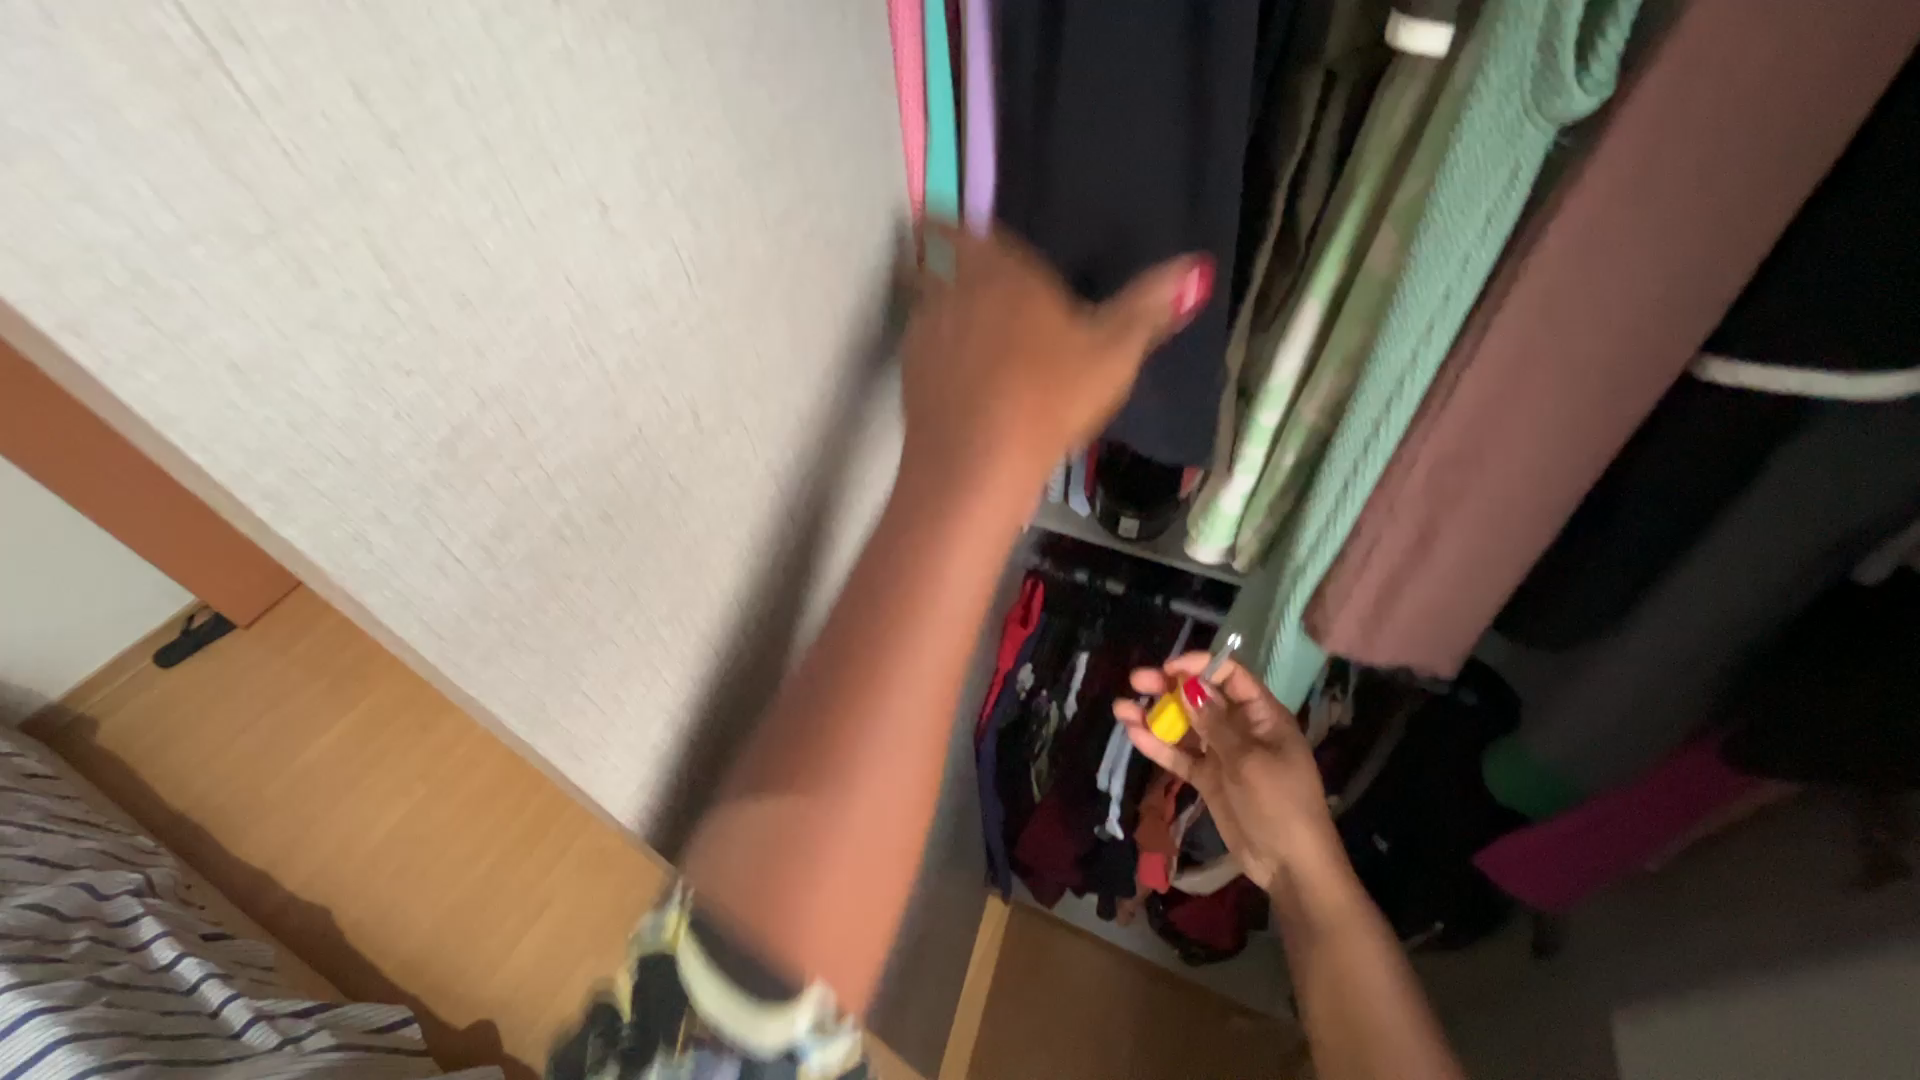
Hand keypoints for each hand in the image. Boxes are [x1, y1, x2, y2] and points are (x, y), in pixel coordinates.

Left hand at [899, 221, 1212, 485]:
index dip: (954, 226)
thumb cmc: (1051, 394)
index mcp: (999, 269)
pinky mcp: (910, 379)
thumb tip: (1197, 267)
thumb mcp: (1114, 352)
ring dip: (944, 313)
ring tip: (969, 332)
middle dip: (950, 267)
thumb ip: (1149, 307)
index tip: (954, 229)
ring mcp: (924, 335)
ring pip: (929, 309)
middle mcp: (950, 290)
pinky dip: (938, 357)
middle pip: (940, 265)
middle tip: (968, 279)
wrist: (979, 461)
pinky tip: (961, 382)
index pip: (963, 229)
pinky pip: (924, 353)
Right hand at [1114, 653, 1343, 894]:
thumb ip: (1215, 723)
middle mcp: (1241, 728)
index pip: (1230, 676)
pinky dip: (1157, 745)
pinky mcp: (1207, 778)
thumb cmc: (1280, 803)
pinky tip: (1133, 734)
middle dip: (1168, 687)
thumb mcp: (1248, 760)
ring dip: (1155, 716)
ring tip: (1121, 708)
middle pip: (1201, 697)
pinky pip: (1179, 755)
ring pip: (1184, 726)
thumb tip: (1188, 686)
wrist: (1290, 865)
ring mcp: (1222, 754)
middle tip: (1136, 681)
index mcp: (1263, 715)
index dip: (1200, 667)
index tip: (1168, 670)